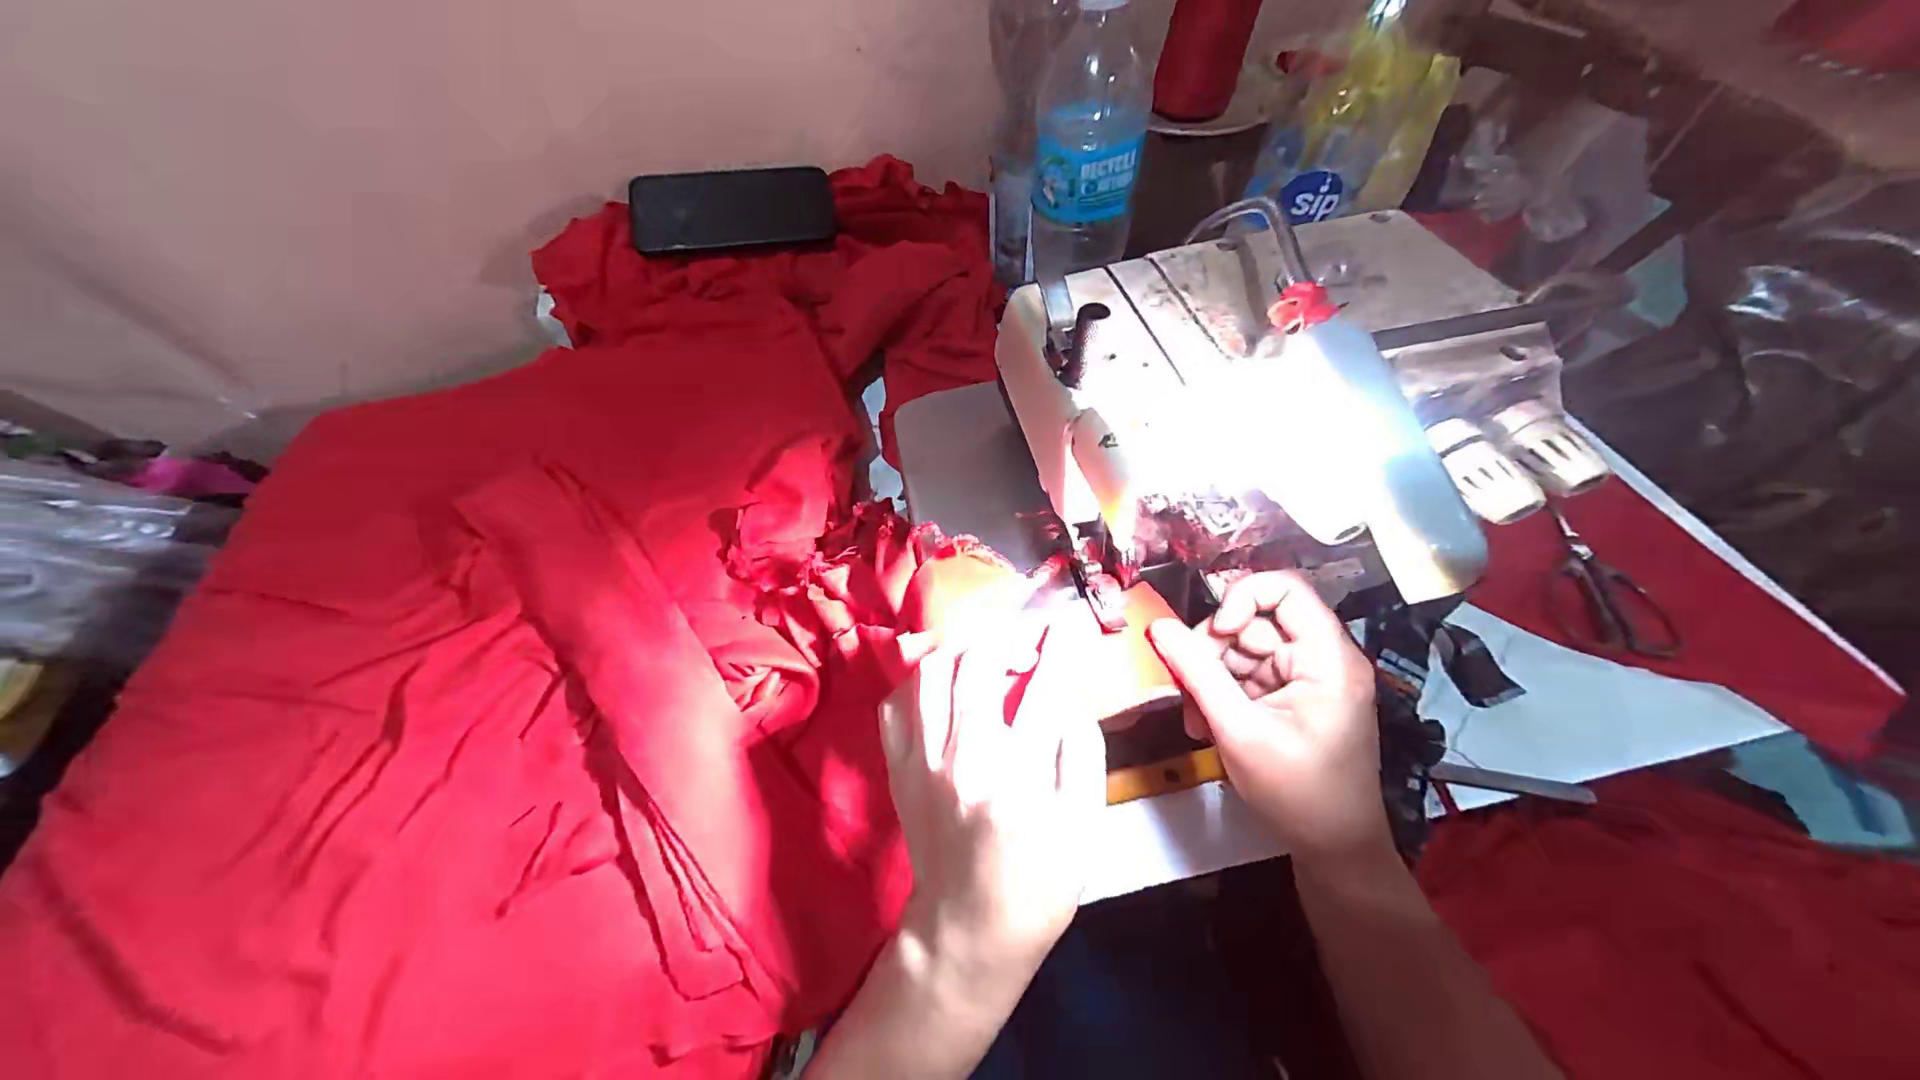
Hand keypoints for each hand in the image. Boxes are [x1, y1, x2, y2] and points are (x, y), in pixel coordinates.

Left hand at [880, 619, 1106, 1006]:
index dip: (1056, 648)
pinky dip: (918, 684)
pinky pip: (895, 704)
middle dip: (1004, 640)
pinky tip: (941, 689)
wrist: (968, 930)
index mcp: (1017, 775)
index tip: (1063, 625)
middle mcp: (963, 758)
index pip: (1041, 689)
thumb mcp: (1083, 826)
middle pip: (974, 665)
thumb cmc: (1038, 884)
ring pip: (928, 673)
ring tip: (982, 659)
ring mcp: (922, 761)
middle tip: (1023, 646)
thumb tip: (1068, 699)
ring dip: (960, 653)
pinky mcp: (898, 770)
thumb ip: (1081, 753)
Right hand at [1146, 571, 1390, 865]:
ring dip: (1211, 676)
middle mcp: (1320, 659)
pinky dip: (1221, 692)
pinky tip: (1208, 722)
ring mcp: (1306, 678)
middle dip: (1213, 650)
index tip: (1214, 632)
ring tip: (1197, 716)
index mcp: (1328, 659)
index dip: (1242, 597)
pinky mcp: (1291, 696)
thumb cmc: (1300, 795)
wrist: (1333, 849)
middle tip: (1189, 685)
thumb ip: (1197, 673)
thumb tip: (1160, 629)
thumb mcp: (1239, 730)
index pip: (1285, 589)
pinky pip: (1246, 674)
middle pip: (1255, 621)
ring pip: (1242, 649)